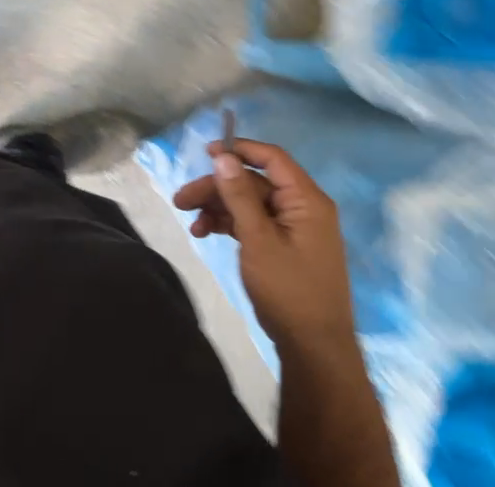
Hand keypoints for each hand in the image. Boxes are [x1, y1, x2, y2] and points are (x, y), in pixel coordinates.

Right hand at [171, 128, 356, 352]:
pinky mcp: (283, 245)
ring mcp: (293, 228)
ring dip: (217, 207)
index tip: (205, 152)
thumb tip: (223, 157)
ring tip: (189, 221)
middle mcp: (302, 208)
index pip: (272, 158)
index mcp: (306, 200)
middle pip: (253, 182)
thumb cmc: (288, 288)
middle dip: (217, 187)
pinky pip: (252, 222)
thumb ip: (239, 195)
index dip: (239, 149)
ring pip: (248, 202)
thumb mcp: (258, 239)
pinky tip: (204, 233)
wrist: (313, 345)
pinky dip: (228, 224)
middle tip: (181, 199)